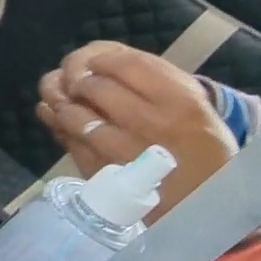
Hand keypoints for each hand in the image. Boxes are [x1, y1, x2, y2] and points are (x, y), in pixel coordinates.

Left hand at [35, 40, 237, 221]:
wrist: (205, 203)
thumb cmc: (203, 150)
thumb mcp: (196, 109)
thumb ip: (154, 82)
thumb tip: (102, 58)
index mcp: (181, 102)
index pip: (126, 64)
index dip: (99, 58)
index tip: (94, 62)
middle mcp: (149, 122)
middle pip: (91, 86)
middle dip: (76, 78)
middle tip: (76, 80)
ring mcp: (119, 148)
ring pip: (71, 112)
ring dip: (60, 100)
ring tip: (63, 96)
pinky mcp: (97, 168)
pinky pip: (65, 137)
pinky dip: (55, 121)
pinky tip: (58, 115)